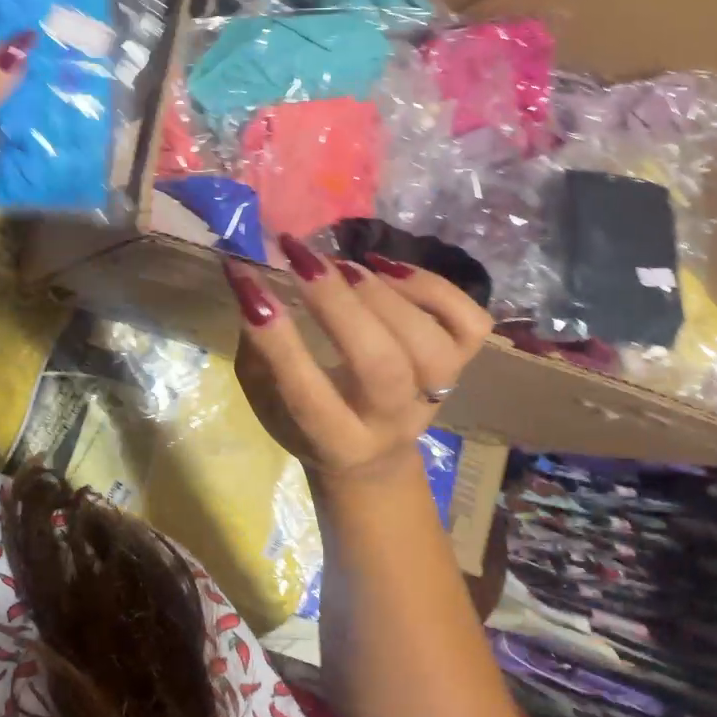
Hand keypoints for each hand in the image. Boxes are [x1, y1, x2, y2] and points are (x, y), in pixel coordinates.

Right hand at [225, 235, 494, 480]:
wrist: (369, 457)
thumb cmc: (297, 422)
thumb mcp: (261, 395)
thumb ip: (259, 348)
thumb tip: (251, 282)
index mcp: (335, 440)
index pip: (306, 392)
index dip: (276, 338)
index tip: (247, 283)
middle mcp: (392, 422)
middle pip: (381, 364)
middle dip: (338, 303)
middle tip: (301, 258)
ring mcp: (435, 395)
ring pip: (428, 344)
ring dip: (382, 294)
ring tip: (342, 264)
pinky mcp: (462, 367)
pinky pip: (468, 324)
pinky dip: (432, 288)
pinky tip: (385, 267)